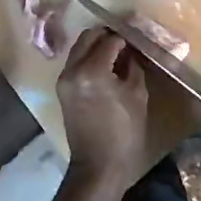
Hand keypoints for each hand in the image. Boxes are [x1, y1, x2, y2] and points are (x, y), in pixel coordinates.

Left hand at [56, 28, 150, 195]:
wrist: (98, 165)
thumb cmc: (124, 132)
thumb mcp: (137, 94)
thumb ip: (132, 66)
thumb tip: (130, 51)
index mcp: (91, 71)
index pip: (110, 40)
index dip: (126, 36)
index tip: (138, 35)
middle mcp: (72, 70)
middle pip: (88, 37)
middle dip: (108, 35)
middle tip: (127, 40)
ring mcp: (63, 79)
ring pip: (79, 48)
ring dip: (97, 45)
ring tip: (118, 52)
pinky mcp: (62, 89)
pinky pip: (75, 62)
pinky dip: (89, 57)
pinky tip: (106, 66)